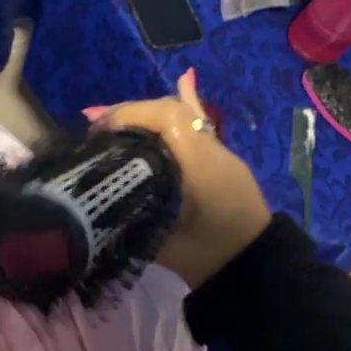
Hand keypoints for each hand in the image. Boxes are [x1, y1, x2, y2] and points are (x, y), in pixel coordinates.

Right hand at [87, 69, 271, 288]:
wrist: (256, 270)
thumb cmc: (206, 258)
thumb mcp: (164, 242)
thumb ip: (134, 211)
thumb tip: (95, 191)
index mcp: (200, 167)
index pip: (167, 118)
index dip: (130, 115)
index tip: (98, 128)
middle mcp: (212, 149)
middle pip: (171, 110)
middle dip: (130, 113)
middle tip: (96, 127)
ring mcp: (221, 151)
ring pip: (182, 115)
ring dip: (146, 114)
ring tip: (113, 122)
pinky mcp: (221, 158)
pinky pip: (200, 124)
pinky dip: (187, 103)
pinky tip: (183, 80)